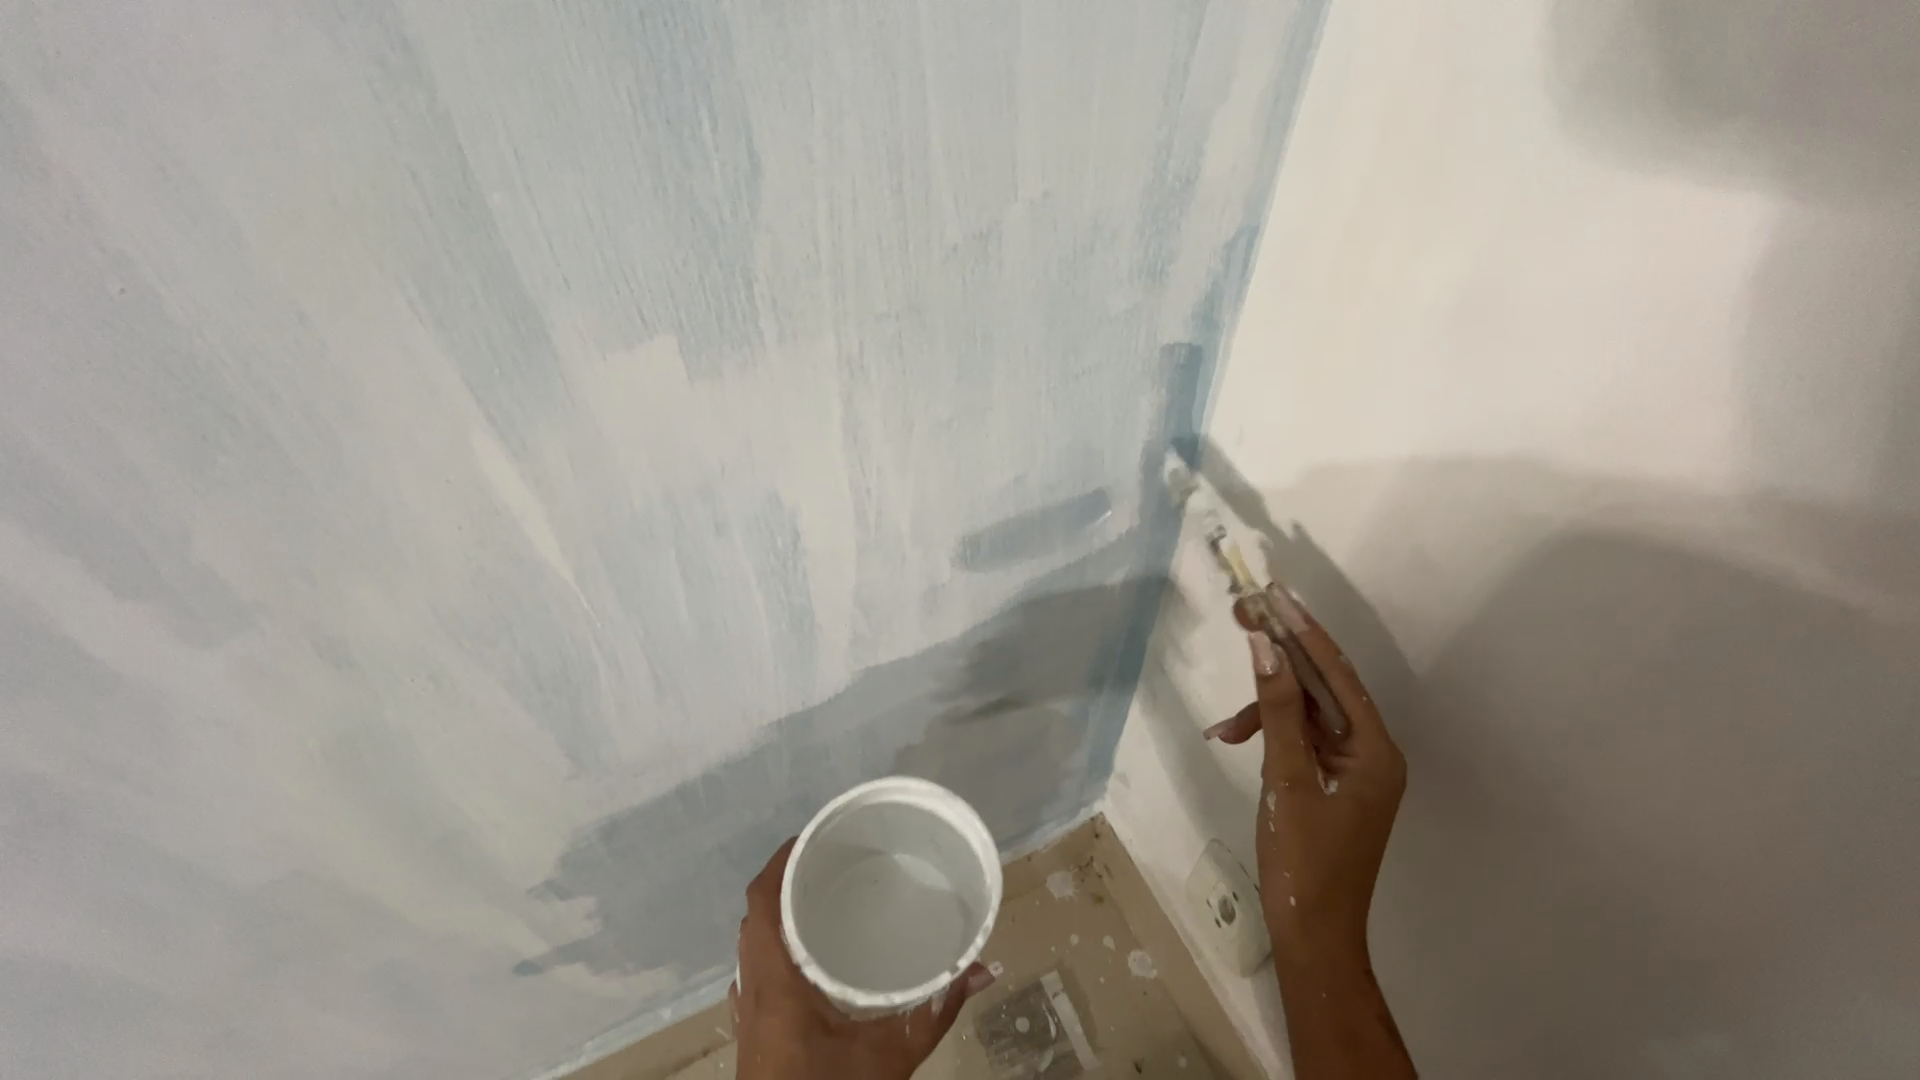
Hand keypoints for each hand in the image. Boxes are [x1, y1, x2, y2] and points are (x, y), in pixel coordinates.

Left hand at [732, 838, 995, 1079]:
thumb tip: (985, 969)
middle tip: (828, 861)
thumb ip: (936, 1011)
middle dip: (784, 880)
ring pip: (750, 944)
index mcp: (777, 981)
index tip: (812, 836)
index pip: (762, 901)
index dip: (779, 861)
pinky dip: (772, 947)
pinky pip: (753, 970)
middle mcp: (754, 988)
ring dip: (775, 914)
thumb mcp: (890, 1058)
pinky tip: (804, 955)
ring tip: (818, 896)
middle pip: (754, 916)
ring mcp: (748, 1011)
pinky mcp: (751, 1031)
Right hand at [1204, 585, 1405, 961]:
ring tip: (1223, 726)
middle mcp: (1371, 751)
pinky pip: (1300, 740)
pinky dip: (1268, 735)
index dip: (1303, 631)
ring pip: (1305, 714)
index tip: (1274, 594)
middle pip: (1323, 687)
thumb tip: (1264, 645)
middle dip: (1280, 654)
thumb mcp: (1286, 778)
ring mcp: (1352, 768)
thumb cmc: (1303, 860)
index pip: (1337, 674)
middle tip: (1243, 613)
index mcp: (1375, 750)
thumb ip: (1277, 708)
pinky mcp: (1331, 781)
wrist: (1312, 933)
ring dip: (1264, 708)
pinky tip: (1233, 740)